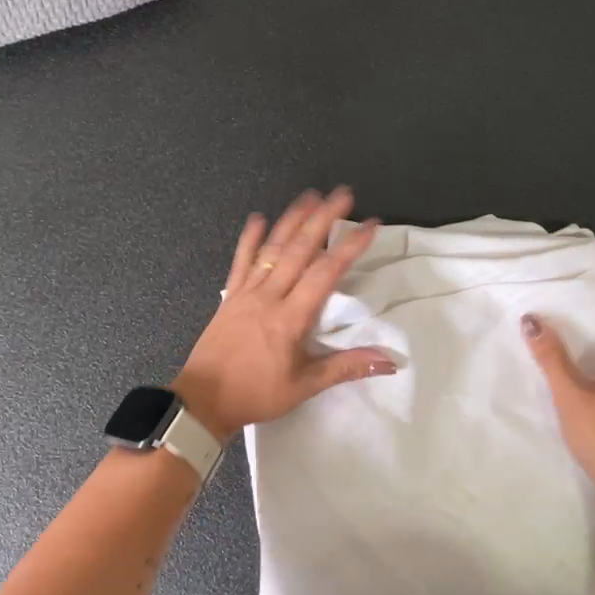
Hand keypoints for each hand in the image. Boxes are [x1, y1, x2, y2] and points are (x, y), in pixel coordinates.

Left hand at [170, 187, 395, 440]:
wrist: (204, 400)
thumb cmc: (256, 394)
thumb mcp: (305, 387)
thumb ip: (346, 368)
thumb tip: (389, 360)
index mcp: (291, 318)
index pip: (326, 273)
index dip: (350, 246)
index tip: (370, 226)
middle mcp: (269, 297)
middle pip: (299, 250)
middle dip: (323, 219)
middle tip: (342, 194)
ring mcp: (246, 293)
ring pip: (272, 249)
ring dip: (292, 220)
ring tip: (310, 196)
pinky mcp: (229, 297)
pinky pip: (241, 262)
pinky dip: (250, 239)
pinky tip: (259, 218)